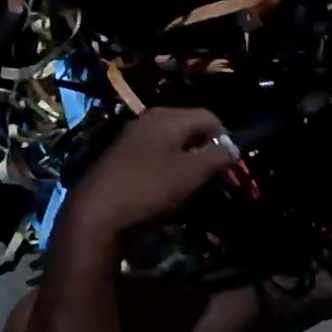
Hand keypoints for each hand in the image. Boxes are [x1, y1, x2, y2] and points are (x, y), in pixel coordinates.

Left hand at [64, 107, 237, 239]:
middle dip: (206, 148)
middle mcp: (149, 120)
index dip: (225, 138)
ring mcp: (133, 138)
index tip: (230, 165)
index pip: (209, 117)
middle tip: (214, 174)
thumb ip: (217, 157)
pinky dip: (169, 166)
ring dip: (188, 159)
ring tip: (194, 183)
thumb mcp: (191, 173)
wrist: (97, 214)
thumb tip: (234, 147)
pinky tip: (169, 186)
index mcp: (167, 117)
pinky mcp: (123, 157)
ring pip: (173, 142)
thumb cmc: (149, 189)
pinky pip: (157, 154)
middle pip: (190, 127)